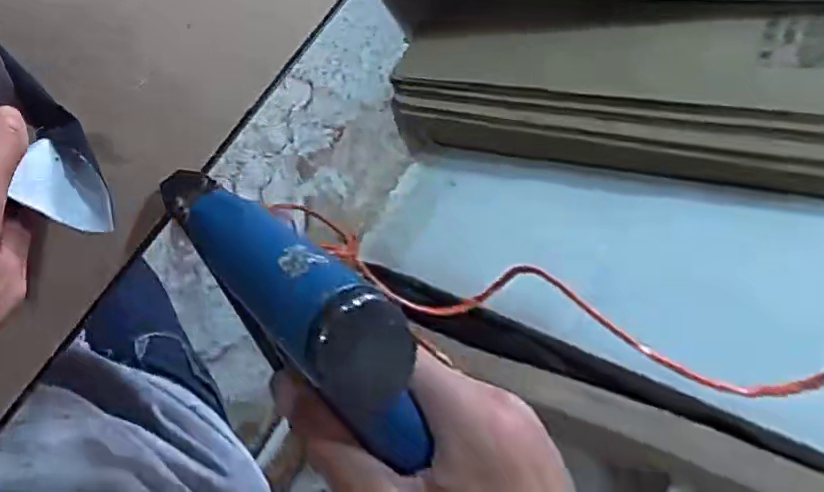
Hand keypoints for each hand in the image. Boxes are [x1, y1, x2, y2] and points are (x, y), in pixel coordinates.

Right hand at [274, 349, 568, 491]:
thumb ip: (333, 446)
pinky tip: (442, 487)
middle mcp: (503, 398)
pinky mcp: (538, 451)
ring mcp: (527, 425)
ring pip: (440, 399)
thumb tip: (285, 386)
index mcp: (471, 403)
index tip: (326, 391)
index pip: (390, 346)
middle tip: (371, 455)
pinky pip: (471, 423)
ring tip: (408, 481)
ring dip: (412, 426)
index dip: (352, 364)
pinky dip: (446, 443)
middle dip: (382, 406)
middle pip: (414, 374)